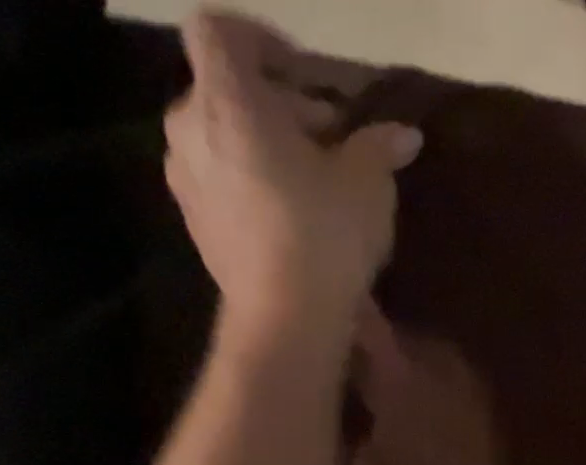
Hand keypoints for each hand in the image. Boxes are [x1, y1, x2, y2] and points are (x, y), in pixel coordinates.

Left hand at [163, 10, 421, 329]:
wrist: (285, 312)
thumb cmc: (326, 232)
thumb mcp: (369, 184)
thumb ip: (379, 147)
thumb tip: (402, 134)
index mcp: (230, 103)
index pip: (219, 31)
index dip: (263, 40)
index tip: (310, 73)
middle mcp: (190, 124)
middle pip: (228, 85)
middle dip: (283, 102)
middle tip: (336, 137)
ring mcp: (183, 169)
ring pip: (224, 130)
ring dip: (270, 140)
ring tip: (321, 178)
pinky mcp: (192, 211)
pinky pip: (221, 170)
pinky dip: (256, 173)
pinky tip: (298, 210)